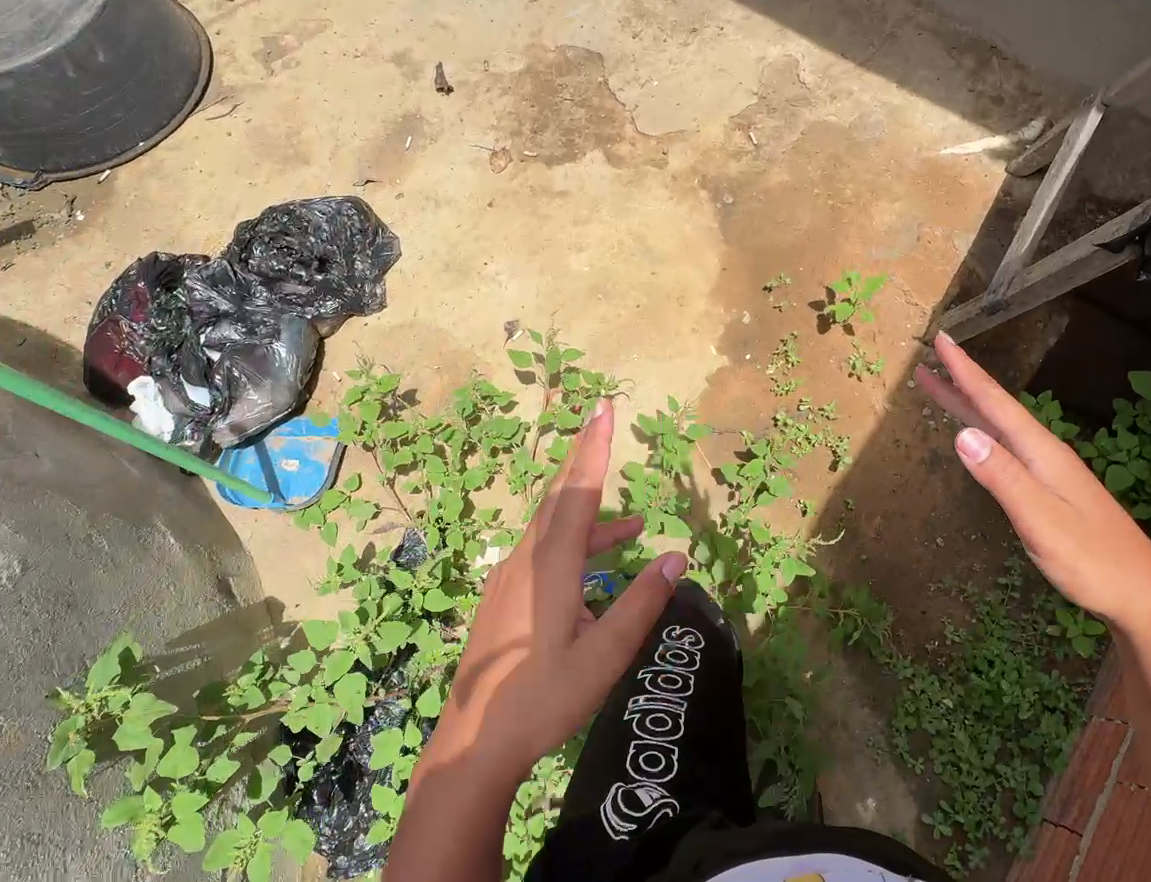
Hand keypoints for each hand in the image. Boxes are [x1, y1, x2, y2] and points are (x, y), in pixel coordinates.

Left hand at [428, 397, 687, 781]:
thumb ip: (642, 602)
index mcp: (549, 566)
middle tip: (603, 418)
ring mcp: (510, 577)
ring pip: (552, 527)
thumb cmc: (543, 699)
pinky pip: (543, 551)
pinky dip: (574, 545)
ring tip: (632, 526)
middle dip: (584, 456)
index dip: (594, 448)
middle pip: (560, 496)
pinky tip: (596, 574)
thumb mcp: (605, 655)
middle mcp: (525, 560)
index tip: (604, 409)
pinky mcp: (506, 596)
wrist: (474, 741)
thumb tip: (677, 557)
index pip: (578, 492)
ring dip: (588, 514)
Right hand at [915, 332, 1150, 627]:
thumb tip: (961, 434)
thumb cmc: (1092, 562)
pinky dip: (985, 433)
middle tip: (931, 358)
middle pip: (996, 410)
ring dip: (970, 406)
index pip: (997, 405)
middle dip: (962, 383)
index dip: (967, 373)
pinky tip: (979, 438)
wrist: (1143, 595)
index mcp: (1043, 453)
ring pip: (1001, 429)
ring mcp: (1051, 472)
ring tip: (941, 389)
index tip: (942, 340)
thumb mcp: (1042, 521)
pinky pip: (1008, 448)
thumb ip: (1003, 477)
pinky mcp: (1052, 491)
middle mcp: (1046, 454)